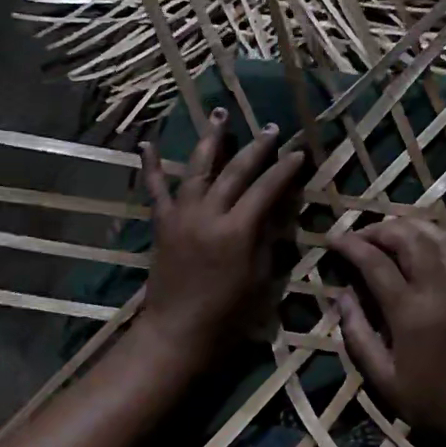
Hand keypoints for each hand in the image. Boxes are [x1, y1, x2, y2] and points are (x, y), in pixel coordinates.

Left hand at [137, 108, 305, 368]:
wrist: (177, 331)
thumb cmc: (227, 313)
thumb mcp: (260, 278)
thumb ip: (266, 239)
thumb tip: (273, 211)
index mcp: (238, 230)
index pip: (267, 189)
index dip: (285, 170)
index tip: (298, 153)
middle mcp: (209, 214)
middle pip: (236, 171)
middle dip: (257, 148)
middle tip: (272, 129)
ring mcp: (182, 215)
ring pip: (198, 167)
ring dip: (211, 139)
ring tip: (221, 114)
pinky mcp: (162, 223)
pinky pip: (156, 190)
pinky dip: (151, 166)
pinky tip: (146, 144)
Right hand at [328, 218, 445, 443]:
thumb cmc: (433, 401)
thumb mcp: (384, 380)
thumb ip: (358, 336)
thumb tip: (342, 296)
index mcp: (410, 312)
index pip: (375, 263)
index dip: (350, 246)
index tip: (332, 240)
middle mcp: (437, 288)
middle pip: (407, 237)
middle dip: (378, 229)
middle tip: (358, 238)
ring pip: (435, 234)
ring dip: (407, 226)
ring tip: (386, 234)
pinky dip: (436, 236)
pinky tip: (422, 241)